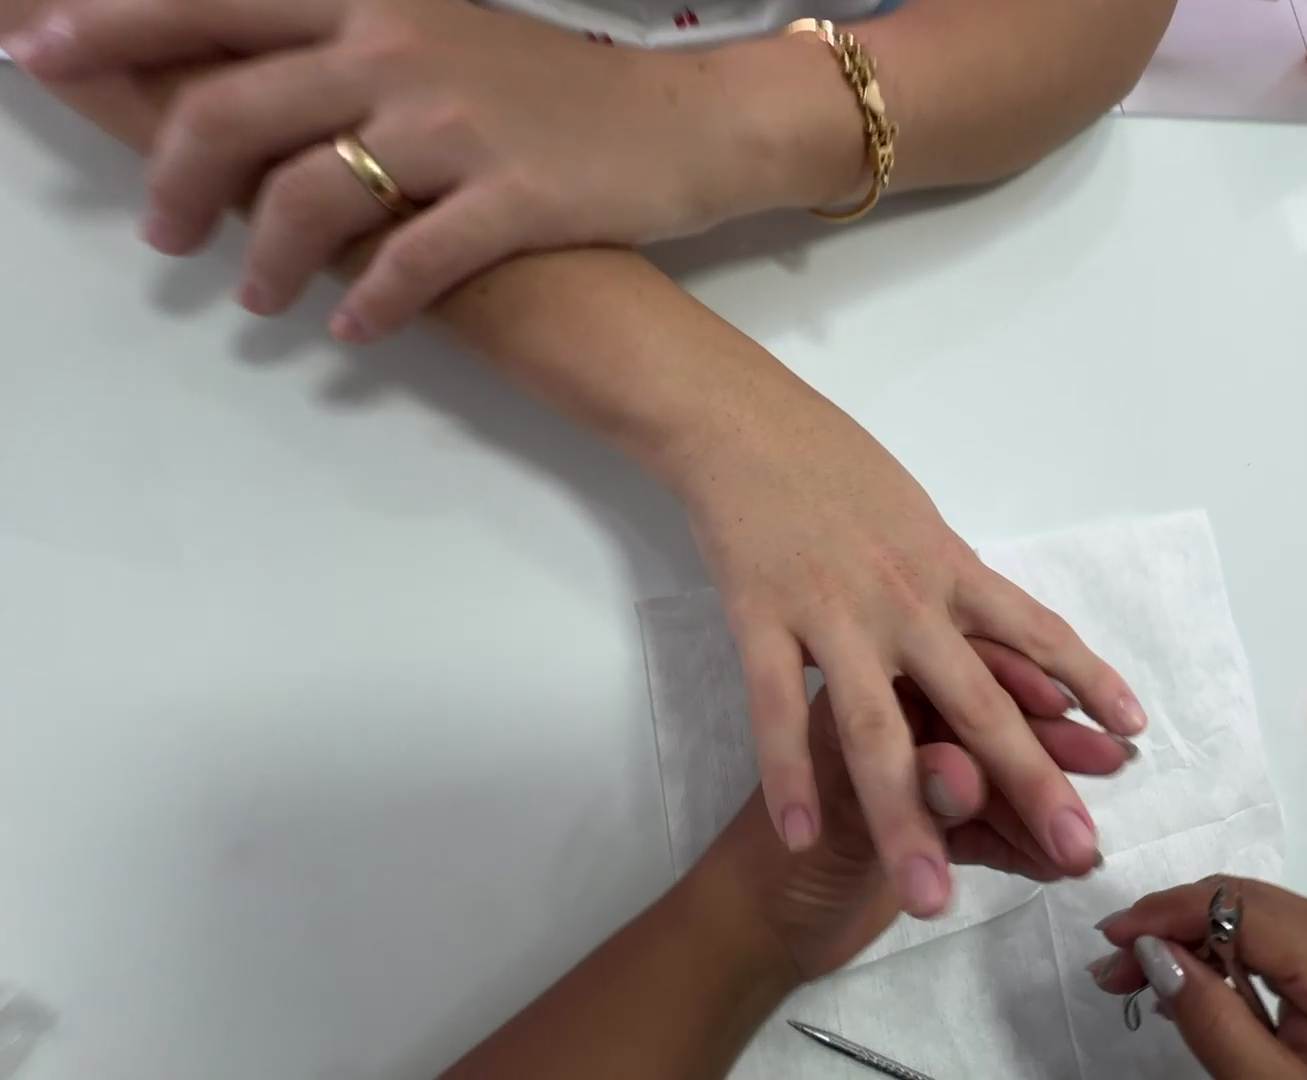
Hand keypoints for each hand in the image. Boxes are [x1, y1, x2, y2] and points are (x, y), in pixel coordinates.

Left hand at [2, 0, 850, 341]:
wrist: (687, 125)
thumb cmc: (585, 92)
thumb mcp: (466, 33)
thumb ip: (374, 41)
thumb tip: (295, 75)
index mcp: (381, 1)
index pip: (206, 0)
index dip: (104, 26)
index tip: (32, 58)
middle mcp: (400, 52)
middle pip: (236, 109)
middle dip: (176, 180)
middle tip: (164, 238)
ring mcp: (460, 130)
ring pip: (317, 195)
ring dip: (268, 258)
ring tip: (255, 300)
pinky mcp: (518, 201)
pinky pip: (418, 260)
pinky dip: (374, 302)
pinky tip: (352, 333)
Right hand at [675, 382, 1145, 920]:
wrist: (746, 422)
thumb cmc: (839, 464)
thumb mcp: (918, 516)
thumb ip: (956, 580)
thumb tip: (1000, 633)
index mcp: (948, 566)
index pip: (1037, 630)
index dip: (1089, 680)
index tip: (1135, 732)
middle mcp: (905, 598)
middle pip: (979, 699)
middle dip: (1032, 779)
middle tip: (1077, 851)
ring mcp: (832, 611)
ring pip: (878, 728)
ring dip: (908, 816)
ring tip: (934, 895)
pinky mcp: (759, 618)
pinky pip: (779, 709)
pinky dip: (790, 777)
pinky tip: (803, 836)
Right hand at [1091, 878, 1306, 1079]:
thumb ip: (1214, 1023)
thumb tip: (1150, 948)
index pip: (1237, 907)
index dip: (1168, 914)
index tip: (1109, 941)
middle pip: (1235, 902)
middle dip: (1168, 928)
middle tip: (1113, 971)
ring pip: (1239, 910)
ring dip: (1184, 939)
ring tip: (1135, 977)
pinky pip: (1258, 931)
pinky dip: (1214, 951)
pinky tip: (1185, 979)